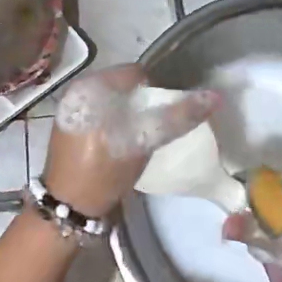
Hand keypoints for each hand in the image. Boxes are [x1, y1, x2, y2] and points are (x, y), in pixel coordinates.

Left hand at [42, 65, 217, 216]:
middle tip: (164, 124)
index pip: (136, 74)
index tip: (173, 109)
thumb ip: (176, 117)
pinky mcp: (72, 131)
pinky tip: (129, 143)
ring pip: (115, 104)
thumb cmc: (103, 170)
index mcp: (91, 86)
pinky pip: (103, 117)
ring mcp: (73, 112)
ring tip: (149, 135)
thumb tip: (213, 98)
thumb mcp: (142, 142)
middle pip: (125, 89)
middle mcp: (78, 92)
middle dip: (146, 103)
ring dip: (133, 116)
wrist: (68, 208)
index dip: (159, 88)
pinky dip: (119, 125)